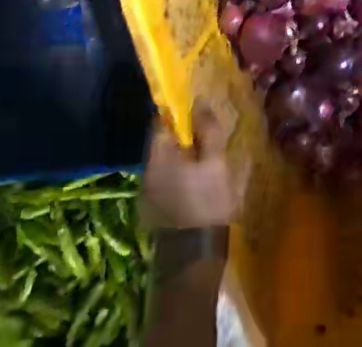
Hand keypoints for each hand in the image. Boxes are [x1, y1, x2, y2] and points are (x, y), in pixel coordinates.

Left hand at [142, 107, 243, 229]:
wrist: (192, 259)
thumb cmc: (206, 204)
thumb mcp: (215, 163)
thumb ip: (207, 130)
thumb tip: (199, 101)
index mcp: (158, 156)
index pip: (161, 122)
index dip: (179, 114)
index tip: (197, 114)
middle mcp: (146, 171)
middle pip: (161, 143)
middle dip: (181, 137)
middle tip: (204, 137)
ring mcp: (147, 193)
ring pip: (163, 164)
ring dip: (179, 158)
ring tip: (202, 161)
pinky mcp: (152, 211)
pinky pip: (163, 182)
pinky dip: (176, 176)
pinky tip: (194, 184)